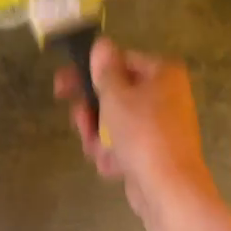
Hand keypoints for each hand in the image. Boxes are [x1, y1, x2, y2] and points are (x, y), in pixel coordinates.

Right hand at [55, 37, 218, 221]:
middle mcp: (164, 95)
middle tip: (80, 124)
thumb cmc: (142, 134)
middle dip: (92, 114)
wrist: (168, 186)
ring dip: (99, 139)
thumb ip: (105, 70)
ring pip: (113, 124)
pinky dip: (113, 156)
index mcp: (161, 73)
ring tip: (100, 152)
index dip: (89, 74)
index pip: (119, 62)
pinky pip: (123, 146)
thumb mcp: (116, 96)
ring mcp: (158, 126)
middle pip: (113, 96)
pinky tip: (114, 167)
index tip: (62, 86)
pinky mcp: (152, 152)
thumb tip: (101, 44)